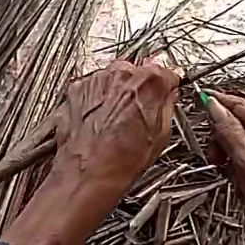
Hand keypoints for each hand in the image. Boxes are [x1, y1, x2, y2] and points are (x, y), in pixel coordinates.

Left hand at [2, 59, 180, 244]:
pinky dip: (96, 99)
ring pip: (113, 77)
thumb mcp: (161, 134)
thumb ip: (167, 105)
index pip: (165, 72)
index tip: (166, 92)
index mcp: (148, 82)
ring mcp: (96, 80)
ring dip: (116, 92)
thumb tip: (167, 95)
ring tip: (117, 119)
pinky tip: (101, 120)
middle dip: (139, 88)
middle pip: (136, 71)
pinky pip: (92, 87)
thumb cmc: (121, 160)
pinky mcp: (76, 89)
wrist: (89, 173)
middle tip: (139, 111)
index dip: (166, 85)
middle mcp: (121, 75)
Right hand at [202, 90, 244, 244]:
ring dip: (229, 161)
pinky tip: (239, 187)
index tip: (201, 98)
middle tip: (215, 157)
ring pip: (241, 149)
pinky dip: (238, 173)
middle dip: (222, 141)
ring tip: (230, 176)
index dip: (219, 103)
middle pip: (239, 128)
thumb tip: (214, 107)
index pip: (241, 107)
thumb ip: (229, 132)